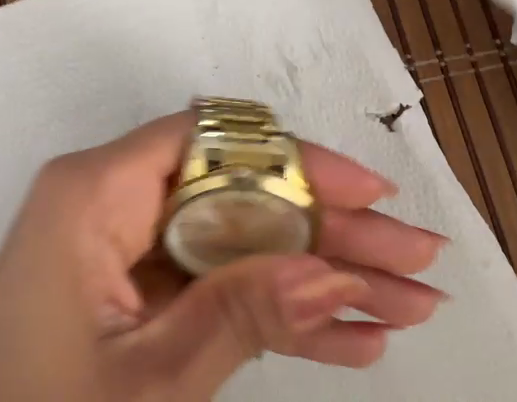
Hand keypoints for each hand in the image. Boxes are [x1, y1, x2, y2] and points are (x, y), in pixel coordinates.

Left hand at [0, 113, 445, 401]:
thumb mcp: (150, 373)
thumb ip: (241, 315)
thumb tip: (336, 272)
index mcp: (98, 189)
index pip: (212, 141)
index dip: (295, 158)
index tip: (372, 195)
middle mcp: (111, 198)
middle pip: (237, 192)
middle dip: (329, 229)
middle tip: (418, 266)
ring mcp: (122, 245)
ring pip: (237, 239)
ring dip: (317, 274)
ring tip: (409, 309)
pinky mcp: (131, 288)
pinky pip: (212, 282)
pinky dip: (273, 310)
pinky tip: (348, 340)